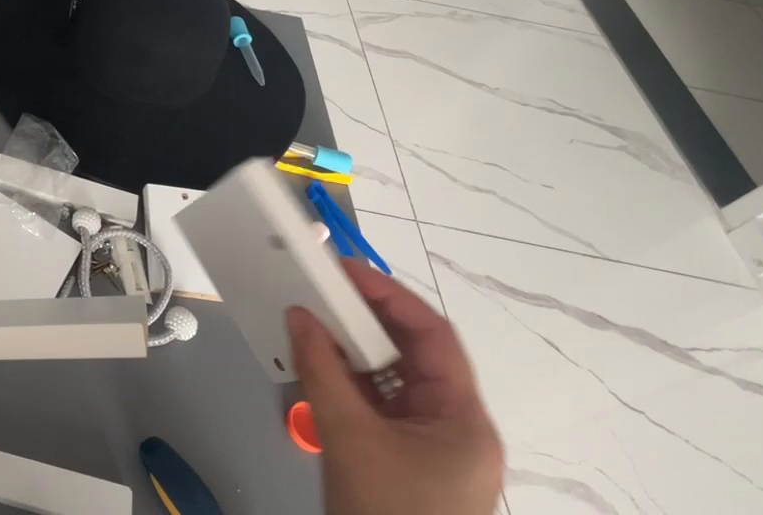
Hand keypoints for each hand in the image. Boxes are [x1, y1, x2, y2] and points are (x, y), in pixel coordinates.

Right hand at [287, 263, 502, 514]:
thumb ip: (321, 368)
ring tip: (316, 323)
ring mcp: (435, 448)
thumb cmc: (383, 512)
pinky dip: (353, 382)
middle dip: (368, 321)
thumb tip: (298, 314)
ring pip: (397, 380)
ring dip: (356, 351)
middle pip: (417, 355)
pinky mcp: (409, 462)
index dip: (389, 295)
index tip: (343, 271)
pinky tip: (321, 366)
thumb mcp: (348, 436)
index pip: (434, 336)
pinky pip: (384, 405)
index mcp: (463, 419)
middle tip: (322, 292)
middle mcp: (458, 428)